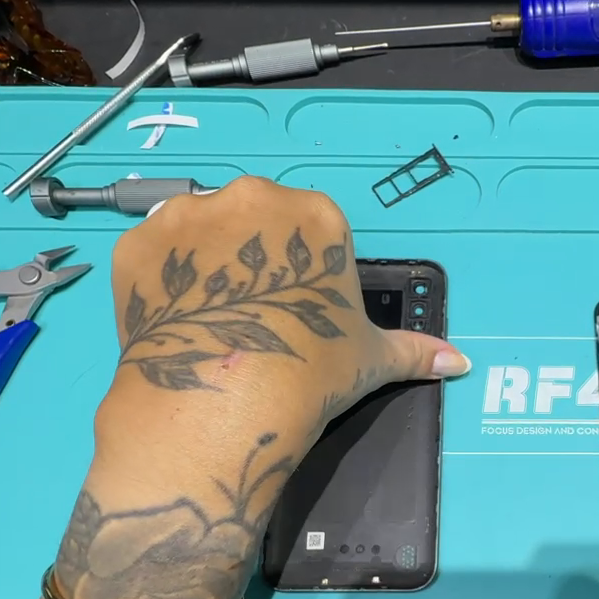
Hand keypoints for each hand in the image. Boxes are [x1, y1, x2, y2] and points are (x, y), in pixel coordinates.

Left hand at [92, 177, 468, 477]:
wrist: (225, 402)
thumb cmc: (313, 370)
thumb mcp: (372, 360)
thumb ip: (415, 351)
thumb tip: (460, 363)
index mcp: (316, 216)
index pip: (314, 229)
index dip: (309, 271)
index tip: (303, 310)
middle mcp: (250, 197)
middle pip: (257, 219)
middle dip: (258, 257)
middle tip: (258, 316)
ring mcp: (186, 216)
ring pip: (203, 230)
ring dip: (210, 262)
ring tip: (215, 319)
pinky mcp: (138, 246)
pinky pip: (156, 254)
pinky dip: (165, 280)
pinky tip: (178, 320)